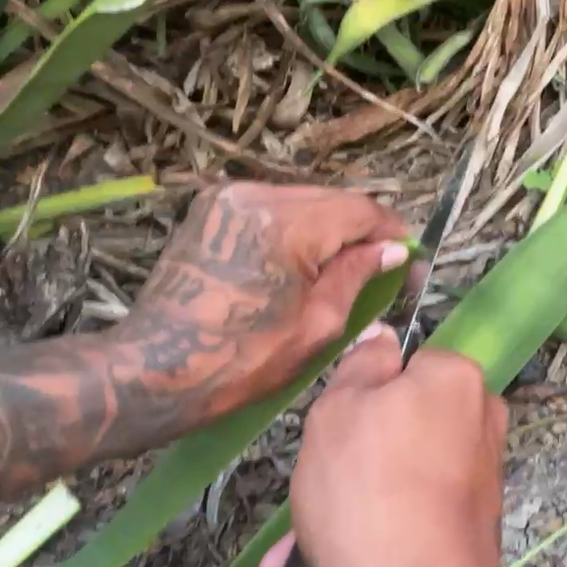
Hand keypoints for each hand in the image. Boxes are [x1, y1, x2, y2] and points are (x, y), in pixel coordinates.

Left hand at [122, 182, 408, 420]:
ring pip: (306, 201)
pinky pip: (276, 207)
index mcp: (286, 225)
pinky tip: (306, 261)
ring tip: (345, 266)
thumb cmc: (243, 360)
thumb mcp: (319, 323)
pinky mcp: (214, 209)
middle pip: (334, 200)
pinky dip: (299, 228)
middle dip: (363, 230)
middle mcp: (257, 197)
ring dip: (331, 229)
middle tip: (384, 265)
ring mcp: (230, 199)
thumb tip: (393, 251)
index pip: (360, 210)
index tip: (409, 256)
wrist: (156, 370)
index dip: (391, 231)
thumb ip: (358, 275)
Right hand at [258, 329, 510, 566]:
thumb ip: (361, 366)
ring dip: (351, 496)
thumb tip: (382, 337)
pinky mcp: (475, 517)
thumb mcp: (338, 411)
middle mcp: (483, 417)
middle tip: (314, 487)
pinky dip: (375, 522)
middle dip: (352, 454)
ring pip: (399, 469)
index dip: (364, 394)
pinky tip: (322, 563)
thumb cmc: (366, 489)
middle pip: (403, 419)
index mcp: (459, 378)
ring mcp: (482, 470)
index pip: (405, 364)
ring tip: (300, 546)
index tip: (337, 429)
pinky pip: (414, 504)